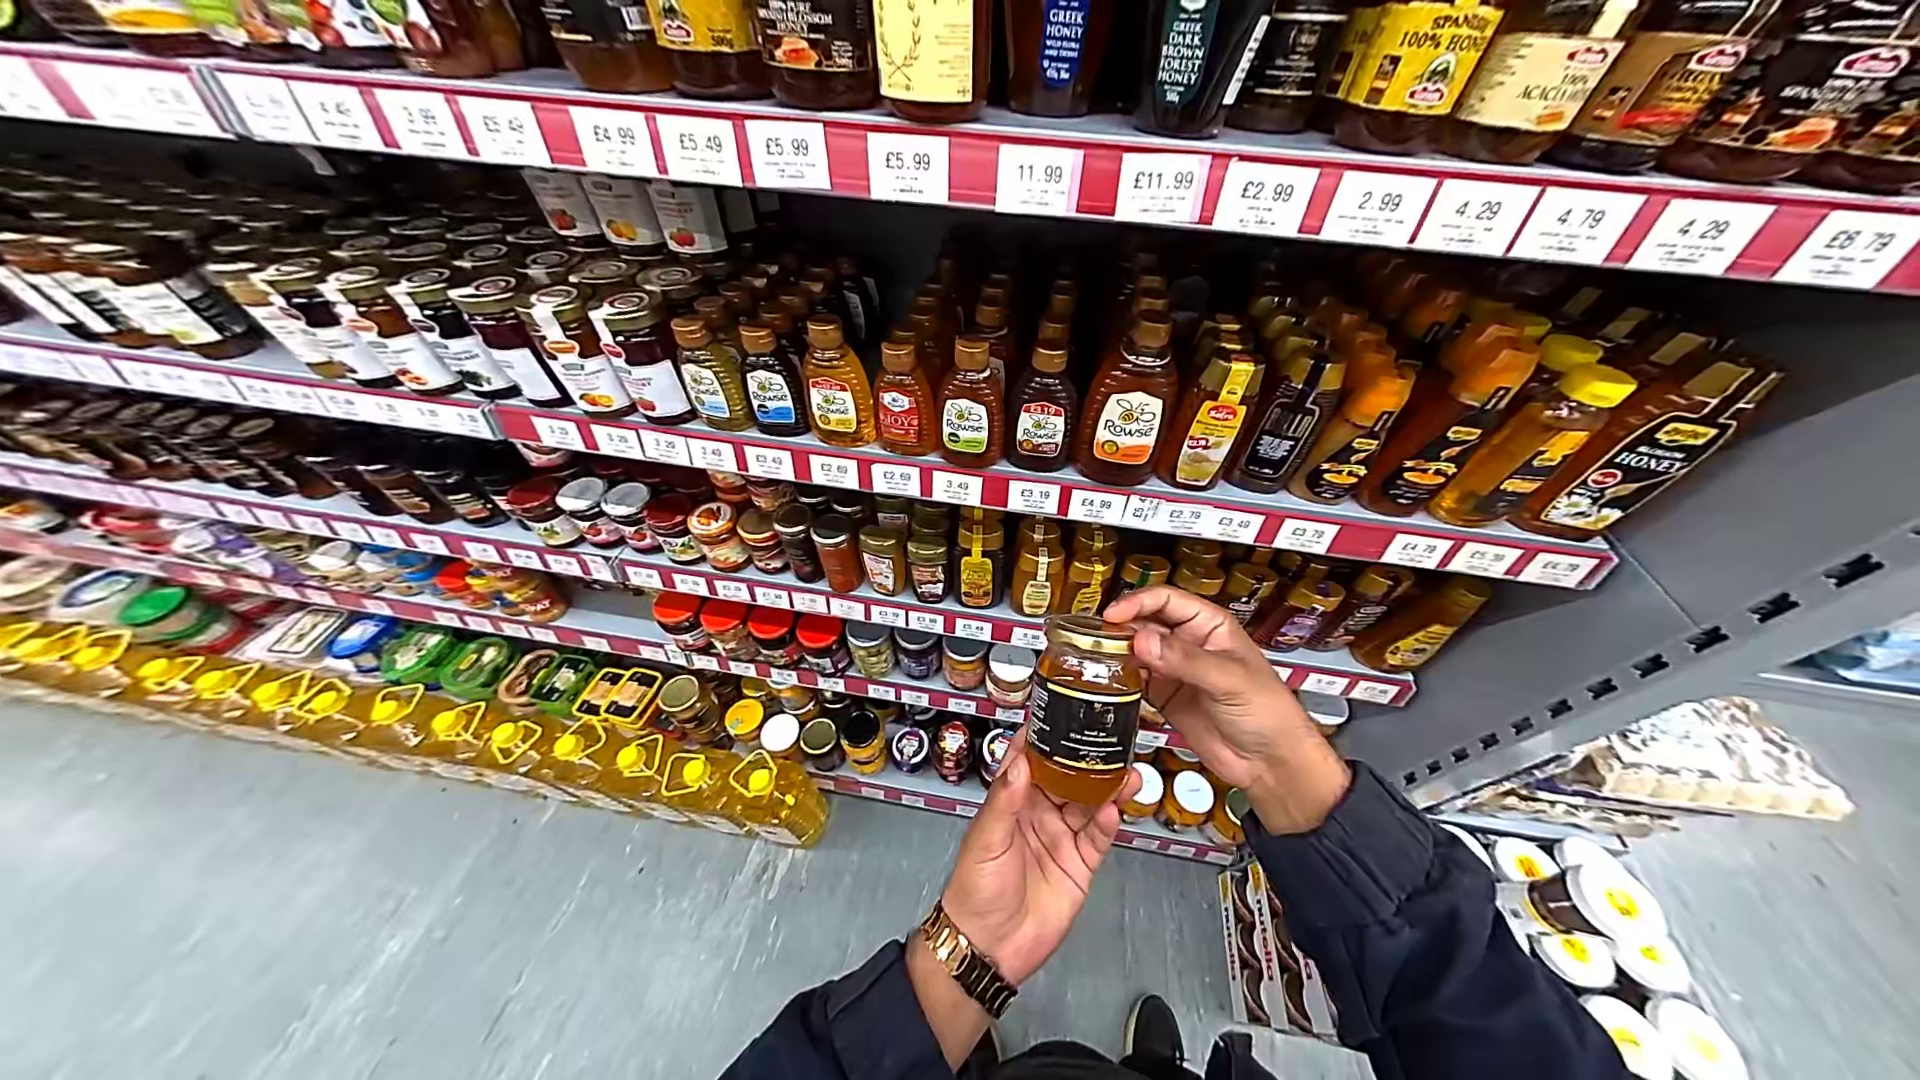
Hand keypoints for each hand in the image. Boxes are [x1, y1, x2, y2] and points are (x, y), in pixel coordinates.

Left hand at [938, 728, 1138, 985]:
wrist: (989, 947)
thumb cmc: (975, 889)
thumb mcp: (985, 839)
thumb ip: (1004, 800)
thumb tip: (1019, 760)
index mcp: (1012, 802)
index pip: (1029, 761)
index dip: (1043, 739)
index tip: (1058, 714)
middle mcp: (1039, 815)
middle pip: (1067, 779)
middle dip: (1086, 760)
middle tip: (1107, 740)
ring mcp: (1060, 839)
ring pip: (1088, 805)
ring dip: (1107, 789)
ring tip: (1125, 772)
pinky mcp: (1078, 865)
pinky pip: (1096, 839)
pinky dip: (1107, 824)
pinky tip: (1114, 811)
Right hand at [1104, 586, 1350, 834]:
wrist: (1270, 764)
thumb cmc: (1270, 713)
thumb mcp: (1229, 679)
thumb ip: (1185, 660)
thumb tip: (1143, 641)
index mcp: (1209, 626)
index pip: (1166, 600)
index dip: (1138, 603)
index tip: (1115, 615)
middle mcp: (1188, 643)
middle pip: (1145, 622)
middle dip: (1121, 626)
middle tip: (1098, 637)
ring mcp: (1174, 670)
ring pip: (1136, 650)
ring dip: (1117, 651)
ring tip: (1098, 657)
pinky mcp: (1164, 696)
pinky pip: (1135, 679)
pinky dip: (1120, 678)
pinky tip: (1110, 680)